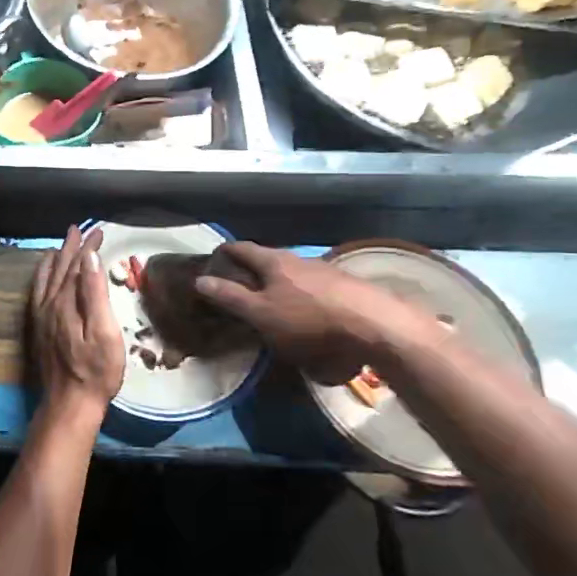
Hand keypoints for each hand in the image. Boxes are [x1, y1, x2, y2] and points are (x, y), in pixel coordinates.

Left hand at [30, 226, 124, 422]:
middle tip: (79, 229)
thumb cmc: (96, 370)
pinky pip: (38, 293)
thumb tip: (89, 258)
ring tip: (59, 246)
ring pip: (46, 278)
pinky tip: (45, 278)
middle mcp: (49, 304)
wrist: (69, 403)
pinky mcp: (40, 328)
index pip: (78, 265)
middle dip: (71, 248)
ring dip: (55, 259)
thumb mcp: (104, 331)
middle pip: (60, 268)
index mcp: (66, 302)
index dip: (87, 247)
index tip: (99, 232)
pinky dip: (42, 278)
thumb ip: (94, 293)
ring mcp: (42, 317)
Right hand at [193, 241, 432, 384]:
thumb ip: (230, 297)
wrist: (377, 327)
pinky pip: (316, 290)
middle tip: (239, 285)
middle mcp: (300, 260)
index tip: (213, 257)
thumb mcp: (261, 313)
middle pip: (269, 260)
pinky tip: (307, 317)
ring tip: (273, 304)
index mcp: (274, 262)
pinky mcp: (348, 289)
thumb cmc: (309, 320)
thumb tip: (199, 279)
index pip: (241, 248)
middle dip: (254, 270)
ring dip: (281, 285)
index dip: (225, 251)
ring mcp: (327, 273)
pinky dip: (304, 299)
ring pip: (295, 275)